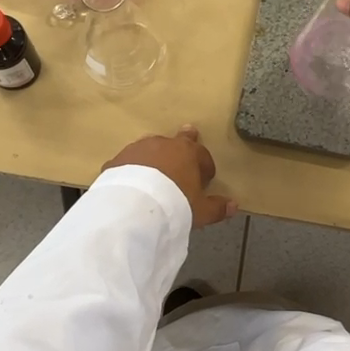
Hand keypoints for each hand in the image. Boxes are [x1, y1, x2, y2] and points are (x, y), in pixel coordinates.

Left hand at [103, 125, 237, 227]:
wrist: (134, 207)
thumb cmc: (176, 204)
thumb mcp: (200, 211)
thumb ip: (217, 207)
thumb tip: (234, 206)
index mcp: (186, 152)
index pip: (201, 153)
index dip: (205, 165)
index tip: (205, 178)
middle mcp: (161, 144)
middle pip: (175, 142)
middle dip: (182, 146)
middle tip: (187, 139)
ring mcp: (136, 150)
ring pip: (149, 150)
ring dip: (154, 159)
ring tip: (155, 172)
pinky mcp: (116, 161)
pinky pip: (128, 163)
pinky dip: (133, 170)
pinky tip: (131, 183)